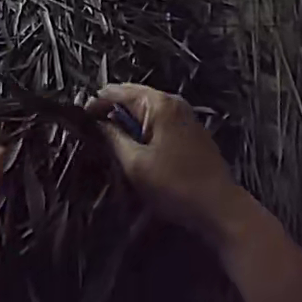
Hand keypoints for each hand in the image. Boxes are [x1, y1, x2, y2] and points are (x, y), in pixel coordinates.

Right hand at [87, 83, 247, 242]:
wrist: (221, 210)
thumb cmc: (176, 185)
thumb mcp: (136, 164)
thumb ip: (113, 138)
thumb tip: (98, 123)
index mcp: (159, 103)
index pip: (118, 91)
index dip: (96, 104)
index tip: (80, 121)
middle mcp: (172, 101)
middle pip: (132, 97)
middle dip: (111, 111)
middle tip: (92, 132)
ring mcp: (184, 115)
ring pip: (146, 110)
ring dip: (127, 122)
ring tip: (110, 141)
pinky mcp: (190, 131)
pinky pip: (159, 121)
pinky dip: (143, 129)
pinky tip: (135, 148)